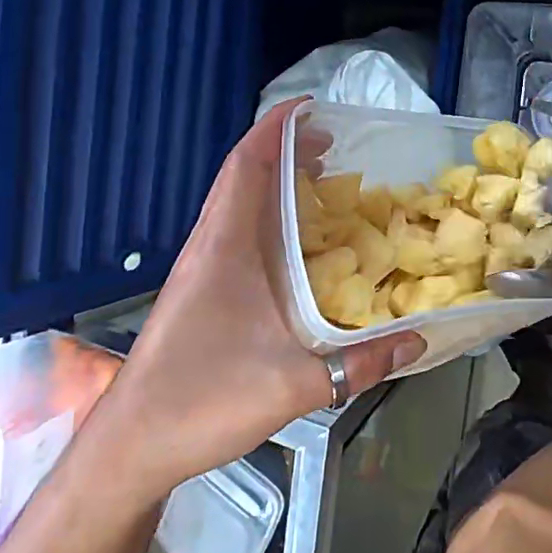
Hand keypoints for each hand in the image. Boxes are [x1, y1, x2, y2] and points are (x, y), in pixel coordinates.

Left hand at [90, 100, 424, 498]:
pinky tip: (293, 243)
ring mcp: (200, 268)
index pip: (247, 165)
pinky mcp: (199, 291)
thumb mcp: (296, 383)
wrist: (133, 443)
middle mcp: (209, 247)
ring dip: (274, 183)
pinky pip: (236, 233)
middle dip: (284, 150)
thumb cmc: (205, 400)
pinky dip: (266, 217)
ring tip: (320, 182)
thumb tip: (418, 342)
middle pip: (243, 176)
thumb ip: (361, 362)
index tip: (312, 109)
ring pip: (237, 204)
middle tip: (333, 146)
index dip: (276, 129)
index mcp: (226, 248)